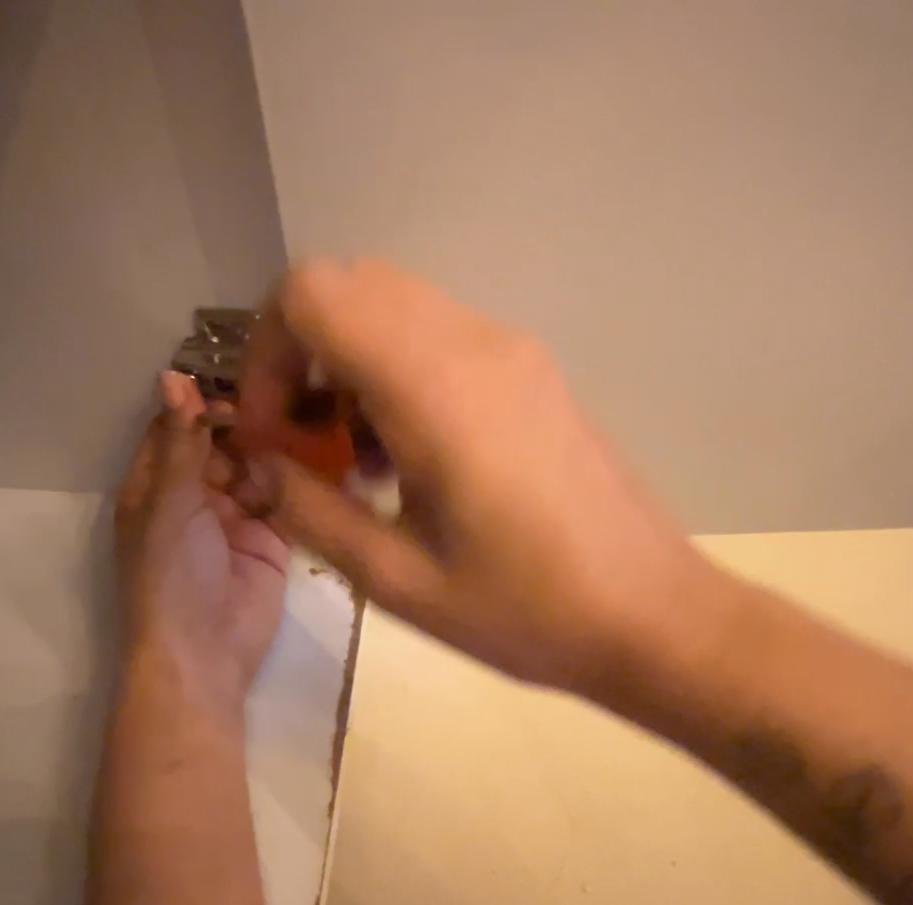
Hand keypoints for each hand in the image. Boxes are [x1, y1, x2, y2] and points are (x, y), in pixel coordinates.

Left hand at [116, 372, 290, 709]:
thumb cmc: (171, 573)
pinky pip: (285, 498)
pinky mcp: (272, 538)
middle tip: (285, 392)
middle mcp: (194, 497)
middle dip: (246, 422)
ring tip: (308, 414)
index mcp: (155, 487)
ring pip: (256, 468)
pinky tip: (322, 449)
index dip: (201, 403)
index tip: (240, 375)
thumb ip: (181, 441)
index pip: (176, 430)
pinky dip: (298, 479)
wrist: (206, 650)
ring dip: (275, 447)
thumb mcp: (170, 501)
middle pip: (221, 445)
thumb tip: (173, 376)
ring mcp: (236, 517)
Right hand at [232, 260, 721, 695]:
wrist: (651, 611)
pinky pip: (439, 334)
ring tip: (360, 460)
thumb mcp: (398, 580)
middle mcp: (473, 341)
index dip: (266, 353)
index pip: (311, 293)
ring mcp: (511, 349)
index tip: (272, 433)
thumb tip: (261, 464)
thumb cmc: (525, 609)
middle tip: (307, 441)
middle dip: (302, 354)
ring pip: (395, 305)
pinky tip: (411, 456)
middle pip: (350, 285)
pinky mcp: (532, 369)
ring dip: (351, 363)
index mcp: (433, 385)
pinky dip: (397, 371)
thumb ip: (311, 511)